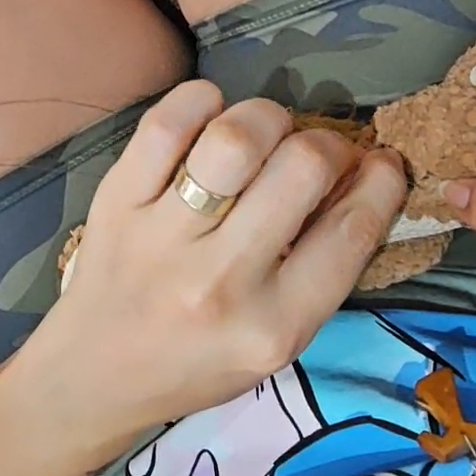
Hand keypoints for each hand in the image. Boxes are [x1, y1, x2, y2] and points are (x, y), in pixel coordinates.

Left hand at [7, 81, 407, 452]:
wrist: (94, 375)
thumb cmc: (197, 362)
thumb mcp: (277, 342)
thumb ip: (320, 267)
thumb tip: (361, 176)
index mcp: (274, 327)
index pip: (351, 232)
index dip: (381, 180)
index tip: (381, 161)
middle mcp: (220, 281)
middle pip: (302, 167)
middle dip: (327, 144)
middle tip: (317, 151)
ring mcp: (162, 238)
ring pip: (236, 138)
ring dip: (267, 118)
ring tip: (266, 132)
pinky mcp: (116, 202)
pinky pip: (166, 124)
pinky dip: (201, 101)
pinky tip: (211, 116)